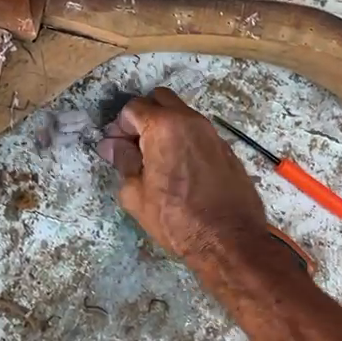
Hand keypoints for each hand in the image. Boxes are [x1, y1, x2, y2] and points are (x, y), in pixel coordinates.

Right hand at [97, 87, 268, 260]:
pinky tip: (181, 170)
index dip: (119, 126)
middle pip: (160, 99)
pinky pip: (198, 133)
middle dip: (143, 117)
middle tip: (135, 146)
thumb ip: (122, 161)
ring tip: (157, 160)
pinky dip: (184, 141)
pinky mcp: (227, 149)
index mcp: (164, 126)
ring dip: (165, 127)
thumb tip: (112, 146)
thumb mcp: (136, 194)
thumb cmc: (176, 219)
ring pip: (182, 115)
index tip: (116, 149)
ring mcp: (212, 133)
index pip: (133, 108)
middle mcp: (191, 121)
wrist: (229, 241)